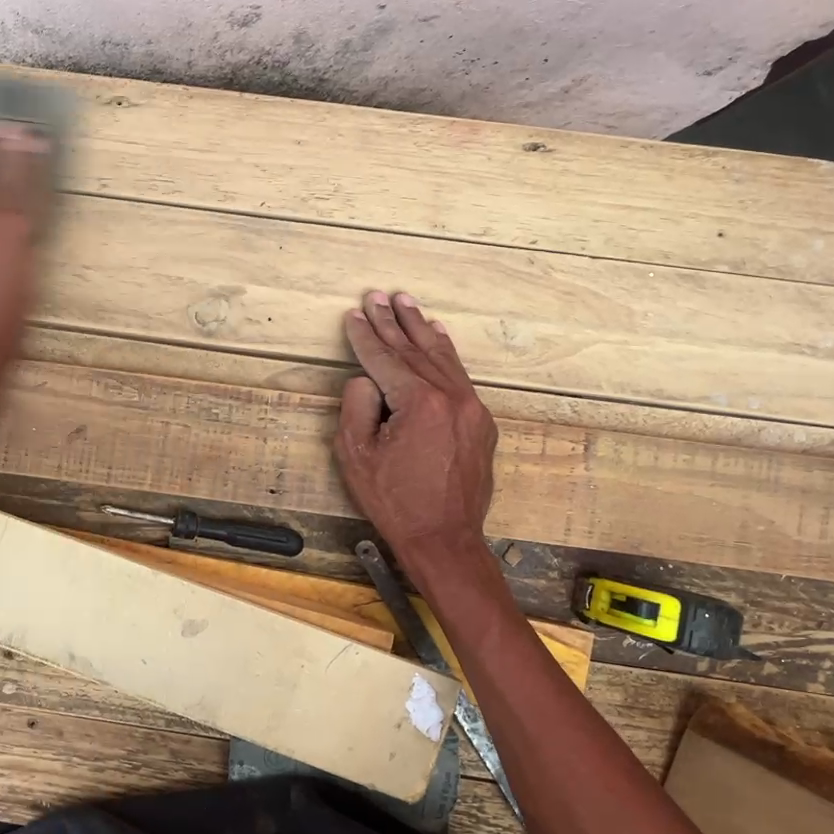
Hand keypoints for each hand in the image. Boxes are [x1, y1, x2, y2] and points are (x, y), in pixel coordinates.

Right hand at [333, 291, 497, 559]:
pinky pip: (459, 377)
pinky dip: (445, 353)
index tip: (353, 315)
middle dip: (393, 322)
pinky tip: (438, 336)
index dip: (364, 336)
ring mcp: (471, 409)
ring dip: (420, 329)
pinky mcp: (480, 423)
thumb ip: (358, 407)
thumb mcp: (356, 454)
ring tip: (407, 303)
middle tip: (378, 296)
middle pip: (415, 351)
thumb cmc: (394, 500)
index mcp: (419, 403)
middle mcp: (452, 398)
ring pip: (442, 358)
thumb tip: (366, 380)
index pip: (384, 359)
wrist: (443, 538)